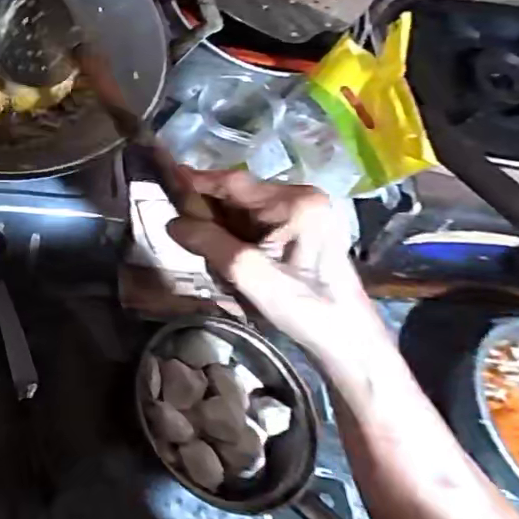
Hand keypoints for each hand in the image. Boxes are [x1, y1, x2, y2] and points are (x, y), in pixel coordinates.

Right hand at [164, 169, 371, 350]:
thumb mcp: (250, 276)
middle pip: (241, 197)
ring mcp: (308, 214)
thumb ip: (210, 244)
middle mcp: (304, 198)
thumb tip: (172, 223)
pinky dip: (240, 239)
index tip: (168, 175)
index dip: (199, 180)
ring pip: (248, 212)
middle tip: (184, 232)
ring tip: (214, 260)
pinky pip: (261, 224)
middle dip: (212, 214)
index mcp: (297, 203)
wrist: (350, 343)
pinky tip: (234, 262)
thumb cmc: (305, 308)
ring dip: (225, 231)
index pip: (236, 183)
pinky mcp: (306, 232)